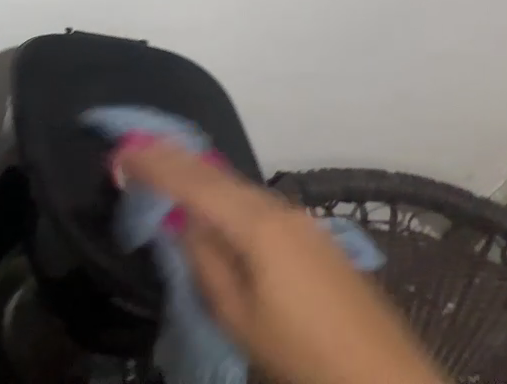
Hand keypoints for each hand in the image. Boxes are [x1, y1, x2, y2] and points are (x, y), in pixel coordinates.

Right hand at [116, 141, 446, 383]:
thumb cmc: (304, 353)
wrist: (391, 383)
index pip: (190, 181)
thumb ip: (203, 259)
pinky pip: (253, 200)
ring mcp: (302, 222)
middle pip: (214, 172)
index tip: (116, 156)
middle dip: (170, 157)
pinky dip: (220, 190)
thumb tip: (184, 224)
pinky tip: (209, 198)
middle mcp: (279, 210)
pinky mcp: (315, 240)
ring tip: (161, 165)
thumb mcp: (237, 314)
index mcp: (255, 224)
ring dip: (195, 172)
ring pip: (235, 184)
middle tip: (131, 147)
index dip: (150, 165)